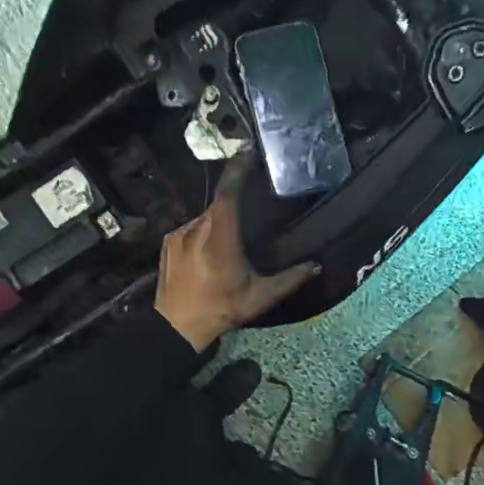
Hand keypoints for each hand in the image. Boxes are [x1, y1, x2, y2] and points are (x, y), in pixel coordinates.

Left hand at [155, 158, 319, 351]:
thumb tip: (315, 266)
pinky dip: (202, 233)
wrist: (176, 327)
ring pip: (204, 217)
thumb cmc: (221, 310)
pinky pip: (190, 228)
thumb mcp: (259, 298)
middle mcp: (197, 230)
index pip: (228, 194)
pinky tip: (208, 253)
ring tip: (231, 240)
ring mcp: (179, 234)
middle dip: (234, 203)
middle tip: (251, 210)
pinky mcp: (168, 242)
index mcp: (220, 239)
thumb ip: (289, 280)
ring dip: (218, 222)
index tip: (249, 157)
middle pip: (218, 205)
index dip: (238, 172)